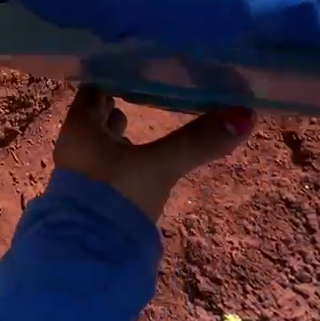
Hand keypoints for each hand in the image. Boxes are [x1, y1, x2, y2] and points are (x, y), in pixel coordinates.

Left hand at [52, 86, 253, 221]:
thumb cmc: (116, 194)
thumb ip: (196, 141)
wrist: (90, 251)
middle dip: (116, 105)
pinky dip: (120, 154)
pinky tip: (138, 158)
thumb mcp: (159, 165)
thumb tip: (245, 113)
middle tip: (144, 91)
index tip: (138, 70)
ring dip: (117, 132)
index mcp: (80, 125)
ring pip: (99, 140)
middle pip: (94, 115)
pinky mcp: (90, 192)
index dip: (113, 79)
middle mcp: (75, 141)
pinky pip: (105, 161)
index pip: (94, 90)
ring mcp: (80, 167)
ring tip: (141, 119)